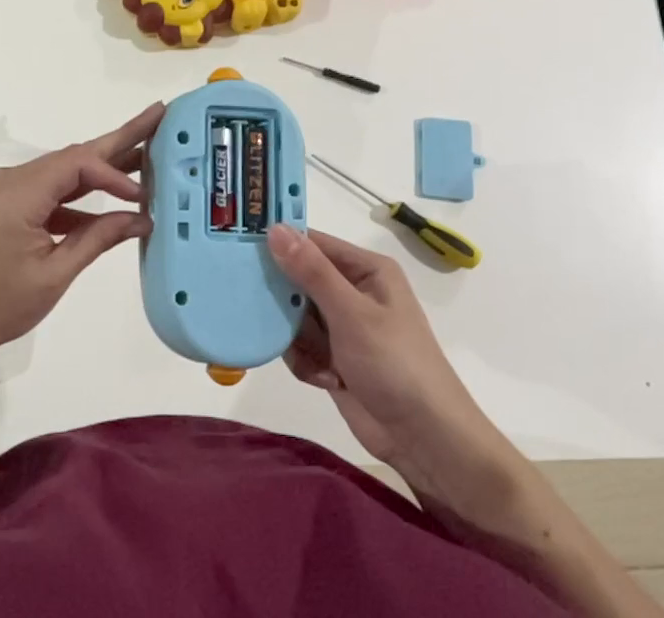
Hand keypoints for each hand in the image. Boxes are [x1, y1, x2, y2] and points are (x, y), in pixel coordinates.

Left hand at [0, 103, 165, 369]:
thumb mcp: (53, 275)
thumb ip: (97, 240)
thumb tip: (141, 219)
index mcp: (19, 192)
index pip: (79, 164)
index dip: (116, 175)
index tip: (143, 199)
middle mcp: (11, 180)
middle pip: (74, 156)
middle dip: (118, 140)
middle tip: (160, 116)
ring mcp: (5, 191)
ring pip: (63, 173)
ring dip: (101, 171)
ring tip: (146, 159)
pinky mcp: (4, 206)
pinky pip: (49, 192)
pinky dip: (78, 198)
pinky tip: (108, 207)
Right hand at [267, 225, 517, 494]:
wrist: (422, 436)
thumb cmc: (394, 364)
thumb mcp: (351, 314)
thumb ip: (311, 272)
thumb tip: (275, 228)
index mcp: (366, 270)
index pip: (312, 242)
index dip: (279, 243)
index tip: (240, 248)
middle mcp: (353, 292)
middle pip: (297, 280)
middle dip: (284, 302)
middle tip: (261, 310)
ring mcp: (342, 326)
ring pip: (293, 317)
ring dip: (297, 341)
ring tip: (315, 360)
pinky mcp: (333, 357)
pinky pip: (299, 347)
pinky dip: (305, 363)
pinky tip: (324, 379)